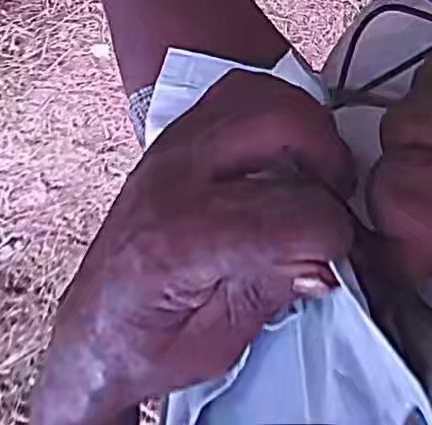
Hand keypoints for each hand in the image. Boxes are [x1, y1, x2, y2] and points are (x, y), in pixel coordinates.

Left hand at [31, 70, 356, 424]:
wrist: (93, 316)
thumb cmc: (142, 337)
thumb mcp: (215, 341)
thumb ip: (274, 288)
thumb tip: (328, 254)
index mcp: (178, 239)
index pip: (287, 210)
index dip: (334, 232)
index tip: (339, 251)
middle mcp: (174, 174)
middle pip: (276, 122)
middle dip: (329, 154)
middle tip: (339, 193)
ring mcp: (173, 142)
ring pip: (258, 92)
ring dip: (304, 121)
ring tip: (315, 165)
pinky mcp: (177, 130)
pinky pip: (236, 90)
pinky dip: (273, 105)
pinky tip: (283, 143)